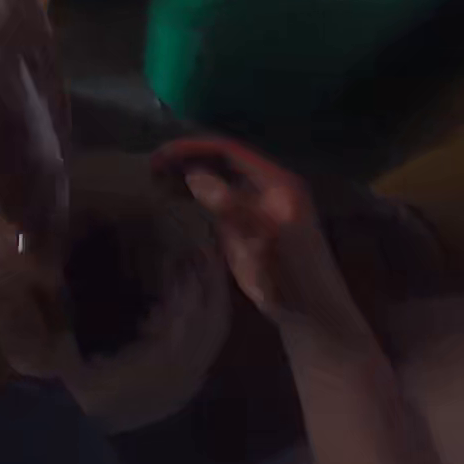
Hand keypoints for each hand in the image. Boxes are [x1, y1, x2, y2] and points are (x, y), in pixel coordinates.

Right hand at [155, 136, 370, 342]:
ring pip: (217, 175)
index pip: (230, 150)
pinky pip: (216, 196)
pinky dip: (193, 191)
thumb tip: (194, 176)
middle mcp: (266, 186)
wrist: (310, 315)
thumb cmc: (292, 279)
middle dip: (187, 156)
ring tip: (157, 174)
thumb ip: (233, 207)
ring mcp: (255, 203)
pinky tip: (172, 193)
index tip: (163, 153)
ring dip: (188, 171)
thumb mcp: (262, 242)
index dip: (194, 147)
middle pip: (221, 159)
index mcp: (277, 181)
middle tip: (154, 163)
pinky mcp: (245, 221)